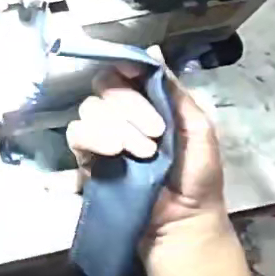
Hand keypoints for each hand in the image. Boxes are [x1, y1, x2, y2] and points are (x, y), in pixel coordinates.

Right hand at [65, 65, 235, 265]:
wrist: (184, 222)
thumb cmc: (197, 177)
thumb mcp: (198, 129)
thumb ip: (174, 93)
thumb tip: (153, 54)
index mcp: (147, 101)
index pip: (125, 70)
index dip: (126, 67)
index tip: (135, 74)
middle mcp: (121, 113)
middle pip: (105, 86)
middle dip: (129, 106)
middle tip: (155, 134)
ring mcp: (102, 135)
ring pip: (90, 109)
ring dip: (115, 126)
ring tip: (142, 153)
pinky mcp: (87, 158)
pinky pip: (76, 135)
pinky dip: (93, 139)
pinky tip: (114, 153)